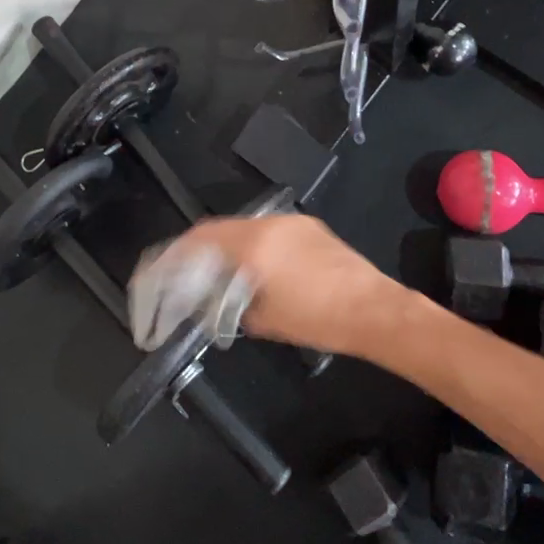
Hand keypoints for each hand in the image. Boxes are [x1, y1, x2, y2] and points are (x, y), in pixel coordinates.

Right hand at [140, 215, 415, 359]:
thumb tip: (220, 303)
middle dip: (205, 249)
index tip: (167, 263)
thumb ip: (234, 306)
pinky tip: (263, 270)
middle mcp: (271, 224)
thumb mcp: (265, 321)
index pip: (203, 236)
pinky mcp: (313, 228)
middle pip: (224, 229)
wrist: (375, 311)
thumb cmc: (318, 319)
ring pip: (249, 230)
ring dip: (233, 248)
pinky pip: (273, 233)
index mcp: (254, 245)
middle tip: (195, 271)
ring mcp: (294, 223)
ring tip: (228, 274)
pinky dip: (258, 247)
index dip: (180, 249)